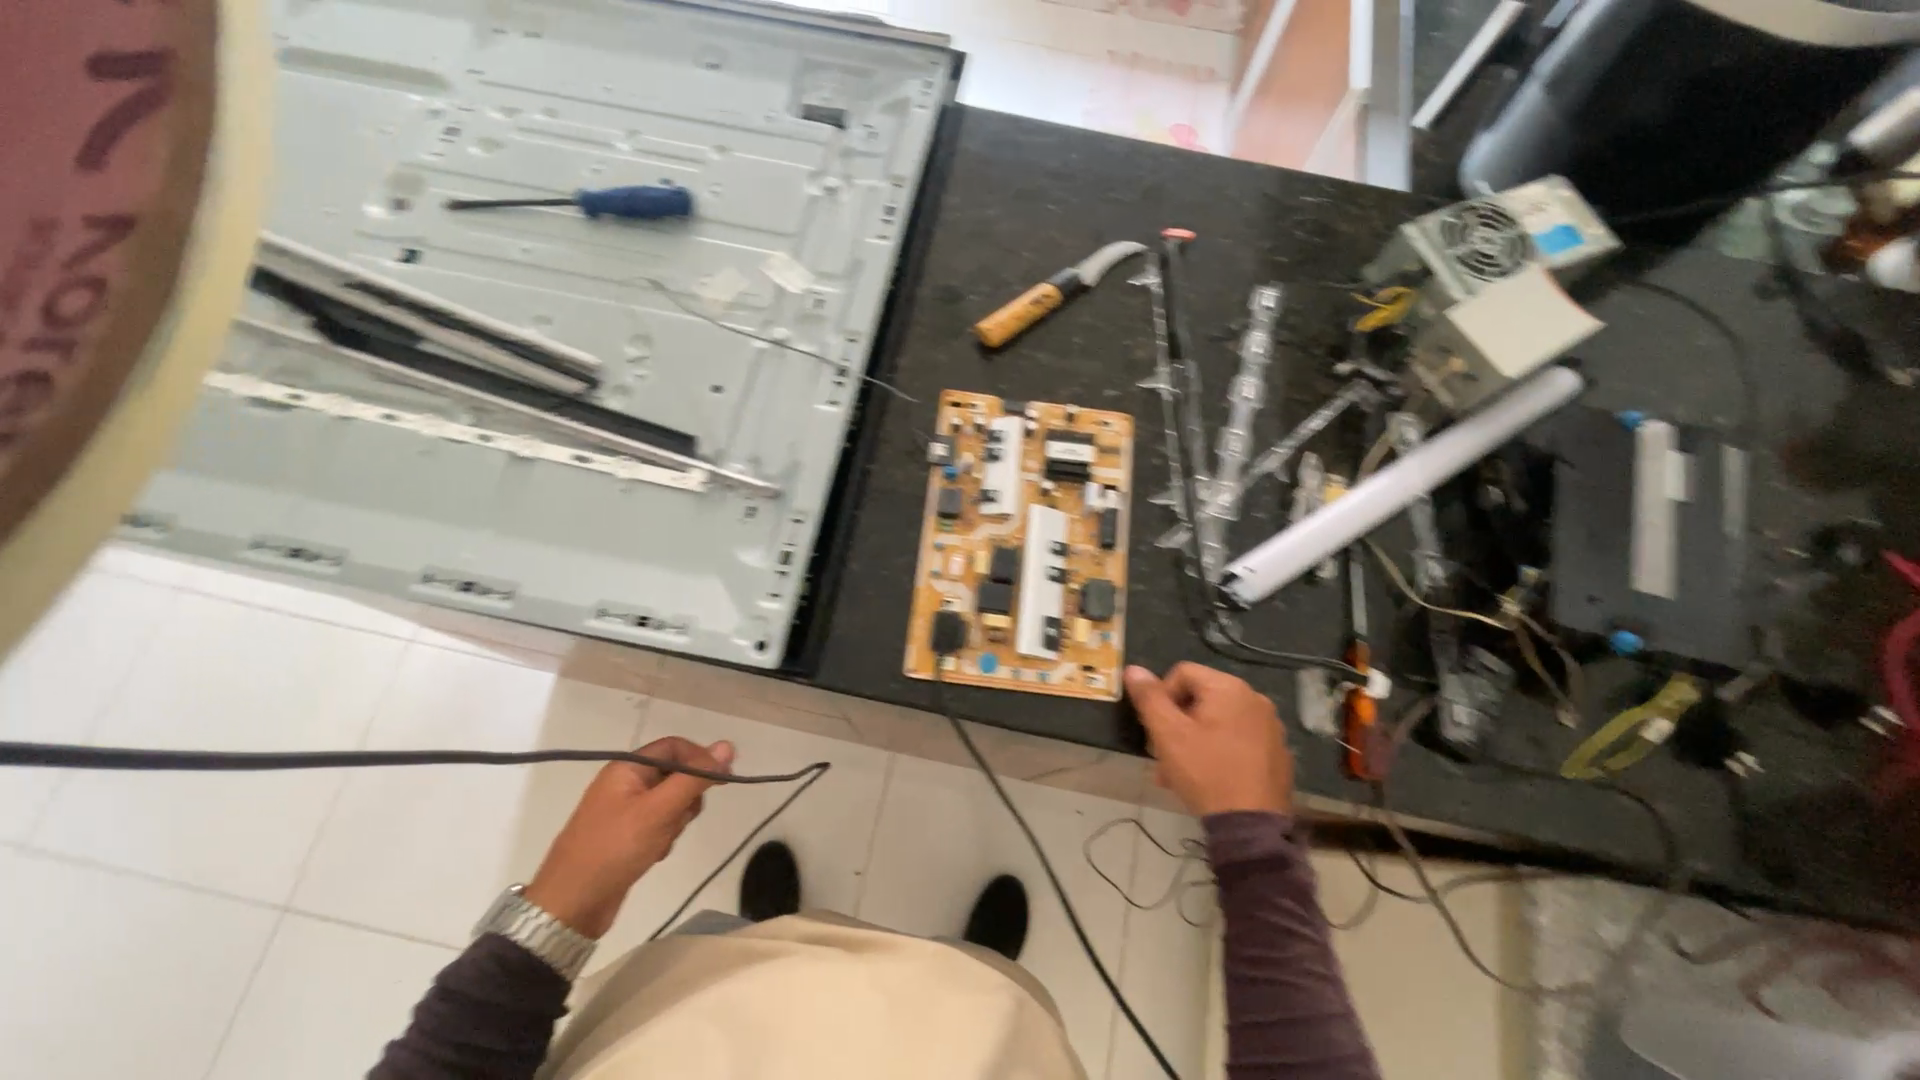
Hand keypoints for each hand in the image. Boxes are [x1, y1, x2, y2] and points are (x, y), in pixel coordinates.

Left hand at [524, 737, 733, 938]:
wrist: (571, 904)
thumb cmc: (615, 849)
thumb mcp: (660, 811)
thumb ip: (694, 778)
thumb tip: (727, 745)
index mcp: (627, 768)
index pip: (675, 747)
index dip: (701, 759)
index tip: (723, 781)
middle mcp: (625, 783)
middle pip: (675, 775)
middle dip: (685, 798)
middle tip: (678, 820)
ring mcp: (625, 810)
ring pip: (670, 802)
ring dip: (675, 822)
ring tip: (659, 842)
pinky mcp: (627, 835)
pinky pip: (659, 825)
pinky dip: (663, 838)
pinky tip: (652, 855)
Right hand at [1124, 663, 1292, 816]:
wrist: (1252, 825)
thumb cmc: (1206, 772)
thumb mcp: (1169, 734)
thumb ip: (1149, 698)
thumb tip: (1133, 669)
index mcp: (1229, 688)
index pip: (1182, 674)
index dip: (1161, 697)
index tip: (1154, 729)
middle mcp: (1255, 699)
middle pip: (1201, 698)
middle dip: (1176, 723)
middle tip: (1162, 754)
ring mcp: (1270, 726)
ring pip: (1218, 721)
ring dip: (1193, 740)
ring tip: (1178, 772)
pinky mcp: (1277, 751)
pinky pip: (1238, 740)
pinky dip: (1218, 751)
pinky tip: (1207, 778)